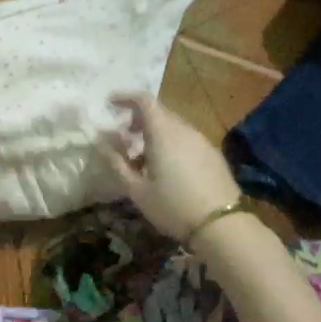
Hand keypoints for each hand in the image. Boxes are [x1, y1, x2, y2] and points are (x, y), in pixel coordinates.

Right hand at [97, 93, 242, 241]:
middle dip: (138, 118)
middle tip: (123, 137)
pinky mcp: (213, 154)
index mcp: (163, 134)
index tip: (110, 103)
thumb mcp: (136, 189)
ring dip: (154, 133)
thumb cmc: (172, 206)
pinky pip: (186, 139)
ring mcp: (202, 141)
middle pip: (159, 112)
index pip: (144, 100)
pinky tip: (166, 168)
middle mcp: (184, 130)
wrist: (221, 224)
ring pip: (173, 126)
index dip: (126, 97)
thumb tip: (99, 142)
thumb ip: (116, 163)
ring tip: (142, 158)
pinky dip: (170, 143)